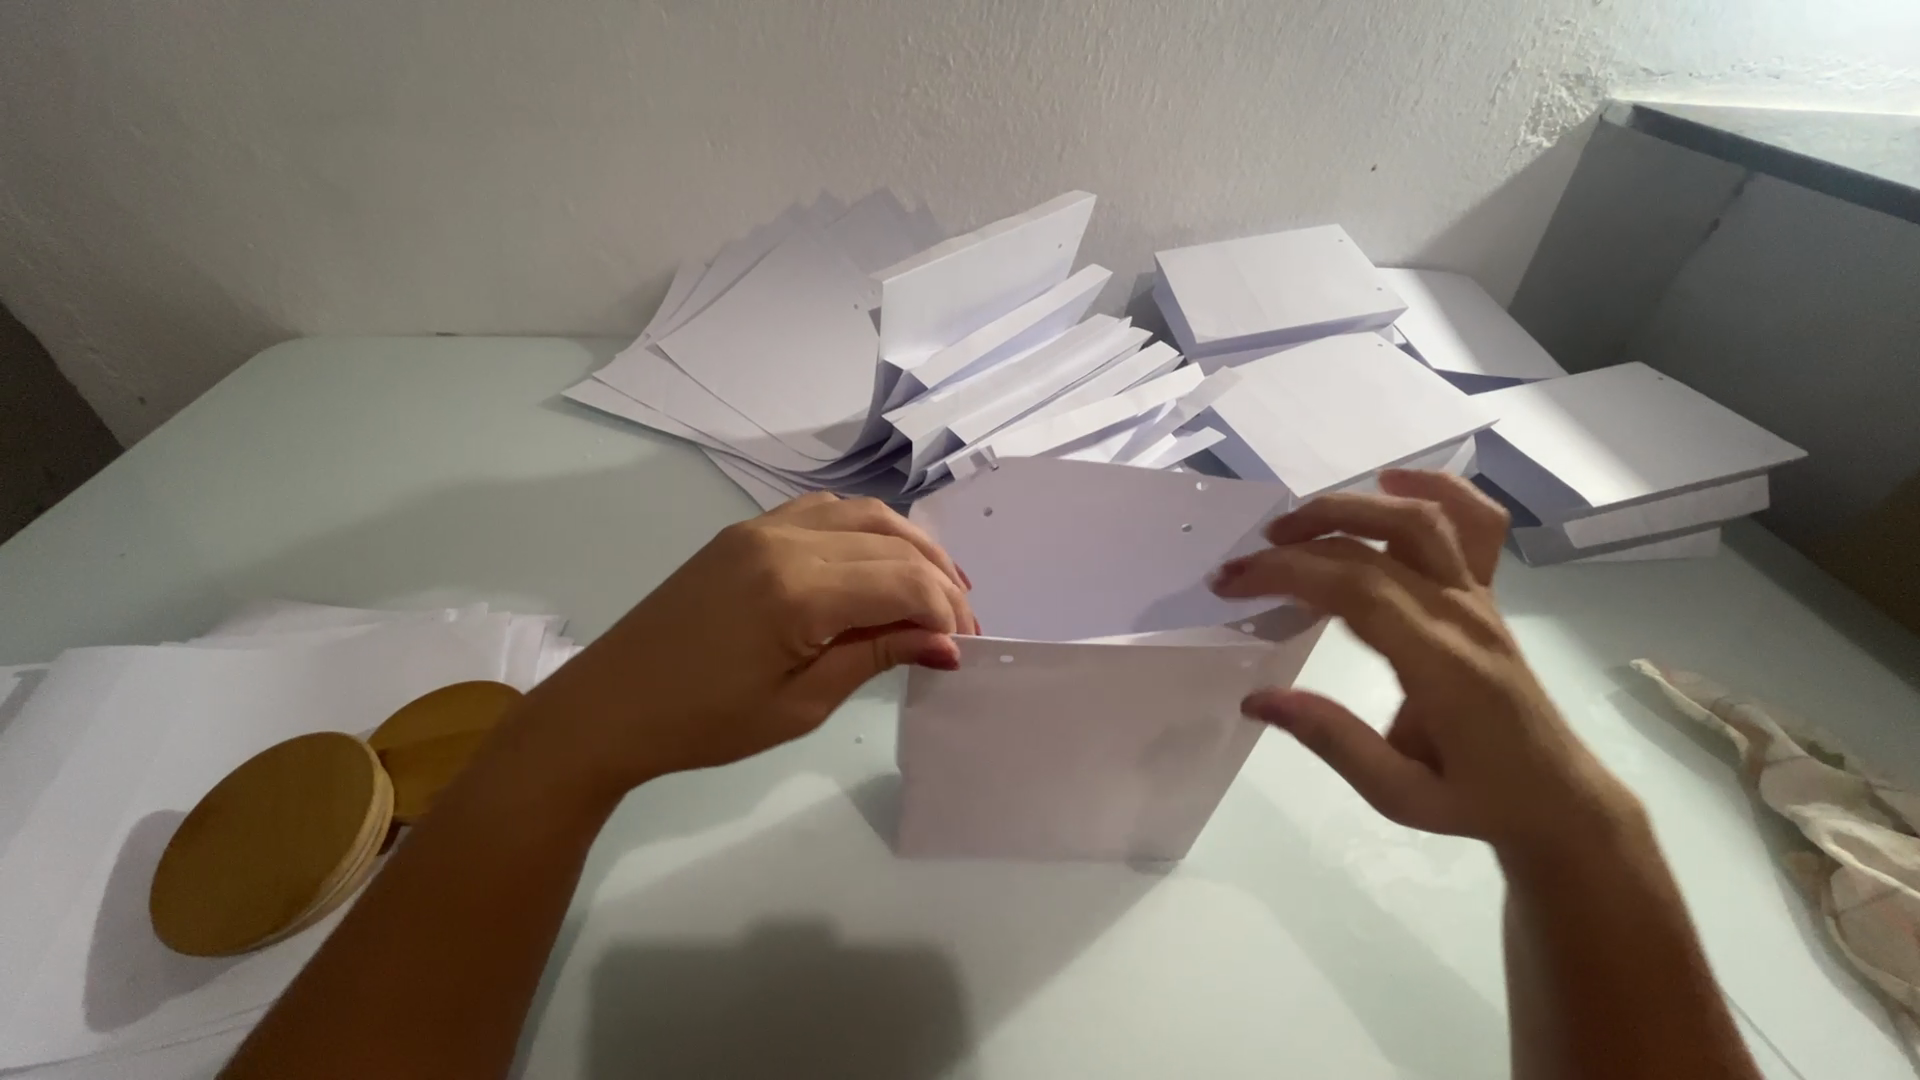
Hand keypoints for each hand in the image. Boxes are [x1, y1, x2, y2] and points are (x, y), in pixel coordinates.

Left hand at [518, 494, 974, 797]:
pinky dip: (866, 528)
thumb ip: (877, 656)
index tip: (963, 646)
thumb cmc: (706, 722)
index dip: (945, 611)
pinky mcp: (747, 529)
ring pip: (864, 514)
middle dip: (938, 581)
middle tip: (959, 623)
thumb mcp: (803, 702)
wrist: (612, 705)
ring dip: (910, 545)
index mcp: (799, 591)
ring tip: (936, 586)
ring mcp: (763, 526)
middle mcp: (785, 539)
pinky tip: (879, 558)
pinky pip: (824, 510)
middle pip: (892, 542)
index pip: (903, 582)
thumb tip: (944, 643)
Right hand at [1209, 470, 1640, 859]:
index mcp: (1442, 664)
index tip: (1230, 584)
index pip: (1355, 589)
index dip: (1286, 573)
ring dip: (1348, 507)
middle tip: (1238, 566)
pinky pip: (1474, 522)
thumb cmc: (1475, 800)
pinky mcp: (1484, 594)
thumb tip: (1256, 699)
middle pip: (1375, 546)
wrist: (1560, 800)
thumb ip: (1331, 741)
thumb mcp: (1398, 794)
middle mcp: (1463, 615)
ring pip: (1420, 519)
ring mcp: (1480, 598)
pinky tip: (1391, 480)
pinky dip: (1434, 489)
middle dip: (1295, 543)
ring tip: (1290, 526)